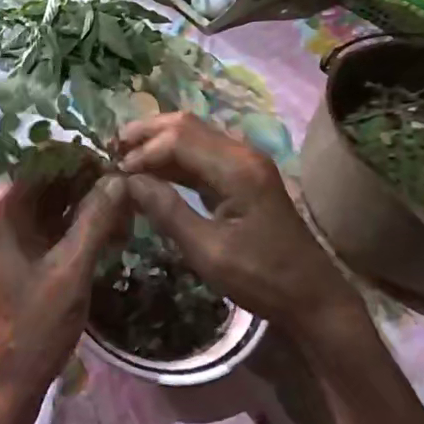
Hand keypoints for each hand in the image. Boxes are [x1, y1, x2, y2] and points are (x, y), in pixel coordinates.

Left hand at [0, 174, 130, 409]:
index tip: (118, 162)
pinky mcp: (29, 252)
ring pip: (57, 201)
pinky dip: (83, 224)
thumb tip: (120, 178)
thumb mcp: (70, 270)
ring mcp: (16, 233)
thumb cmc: (35, 324)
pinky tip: (115, 230)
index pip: (42, 161)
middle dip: (89, 180)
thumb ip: (95, 221)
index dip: (79, 157)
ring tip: (129, 209)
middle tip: (131, 187)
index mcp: (3, 209)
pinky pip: (58, 224)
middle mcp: (5, 213)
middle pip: (51, 179)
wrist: (10, 379)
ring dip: (90, 202)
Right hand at [115, 113, 358, 329]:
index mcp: (238, 169)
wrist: (312, 298)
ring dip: (157, 143)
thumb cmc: (261, 279)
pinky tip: (149, 171)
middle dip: (146, 133)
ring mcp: (245, 163)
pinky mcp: (242, 176)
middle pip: (186, 125)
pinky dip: (172, 159)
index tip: (116, 174)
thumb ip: (166, 211)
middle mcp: (242, 154)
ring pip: (192, 135)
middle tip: (111, 148)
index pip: (178, 139)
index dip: (143, 151)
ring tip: (122, 156)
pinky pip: (201, 155)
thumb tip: (127, 181)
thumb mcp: (207, 251)